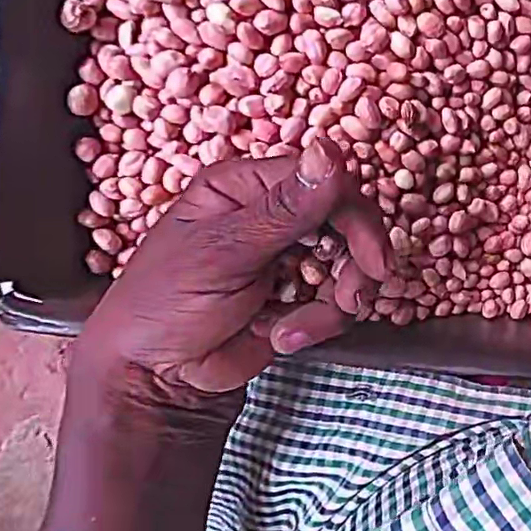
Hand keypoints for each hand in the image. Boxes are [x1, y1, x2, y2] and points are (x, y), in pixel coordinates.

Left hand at [72, 138, 392, 412]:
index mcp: (248, 188)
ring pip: (351, 266)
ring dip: (333, 304)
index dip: (356, 219)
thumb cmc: (164, 305)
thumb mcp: (223, 253)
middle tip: (350, 300)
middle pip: (349, 224)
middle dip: (353, 267)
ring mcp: (292, 256)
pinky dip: (320, 323)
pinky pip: (340, 301)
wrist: (155, 379)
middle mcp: (276, 215)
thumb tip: (328, 150)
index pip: (326, 183)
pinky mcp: (303, 294)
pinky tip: (281, 337)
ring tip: (292, 330)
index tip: (374, 259)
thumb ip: (284, 208)